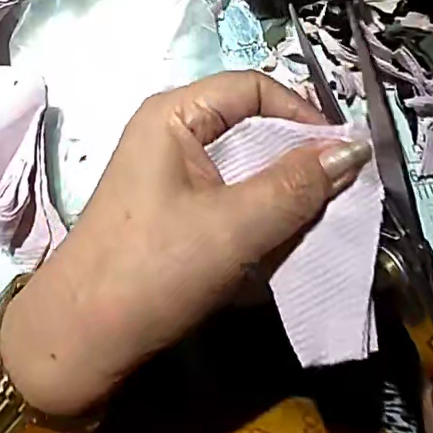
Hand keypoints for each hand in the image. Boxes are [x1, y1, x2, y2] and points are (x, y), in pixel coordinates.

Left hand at [0, 71, 372, 416]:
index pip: (254, 88)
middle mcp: (173, 128)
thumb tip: (354, 149)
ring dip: (283, 183)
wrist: (77, 344)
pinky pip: (233, 187)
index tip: (340, 152)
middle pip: (252, 121)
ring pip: (246, 158)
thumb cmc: (151, 271)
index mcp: (175, 114)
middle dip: (297, 153)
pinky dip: (262, 204)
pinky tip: (284, 231)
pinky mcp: (176, 202)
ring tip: (318, 211)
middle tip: (337, 185)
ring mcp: (172, 167)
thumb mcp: (233, 227)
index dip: (301, 113)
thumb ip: (296, 186)